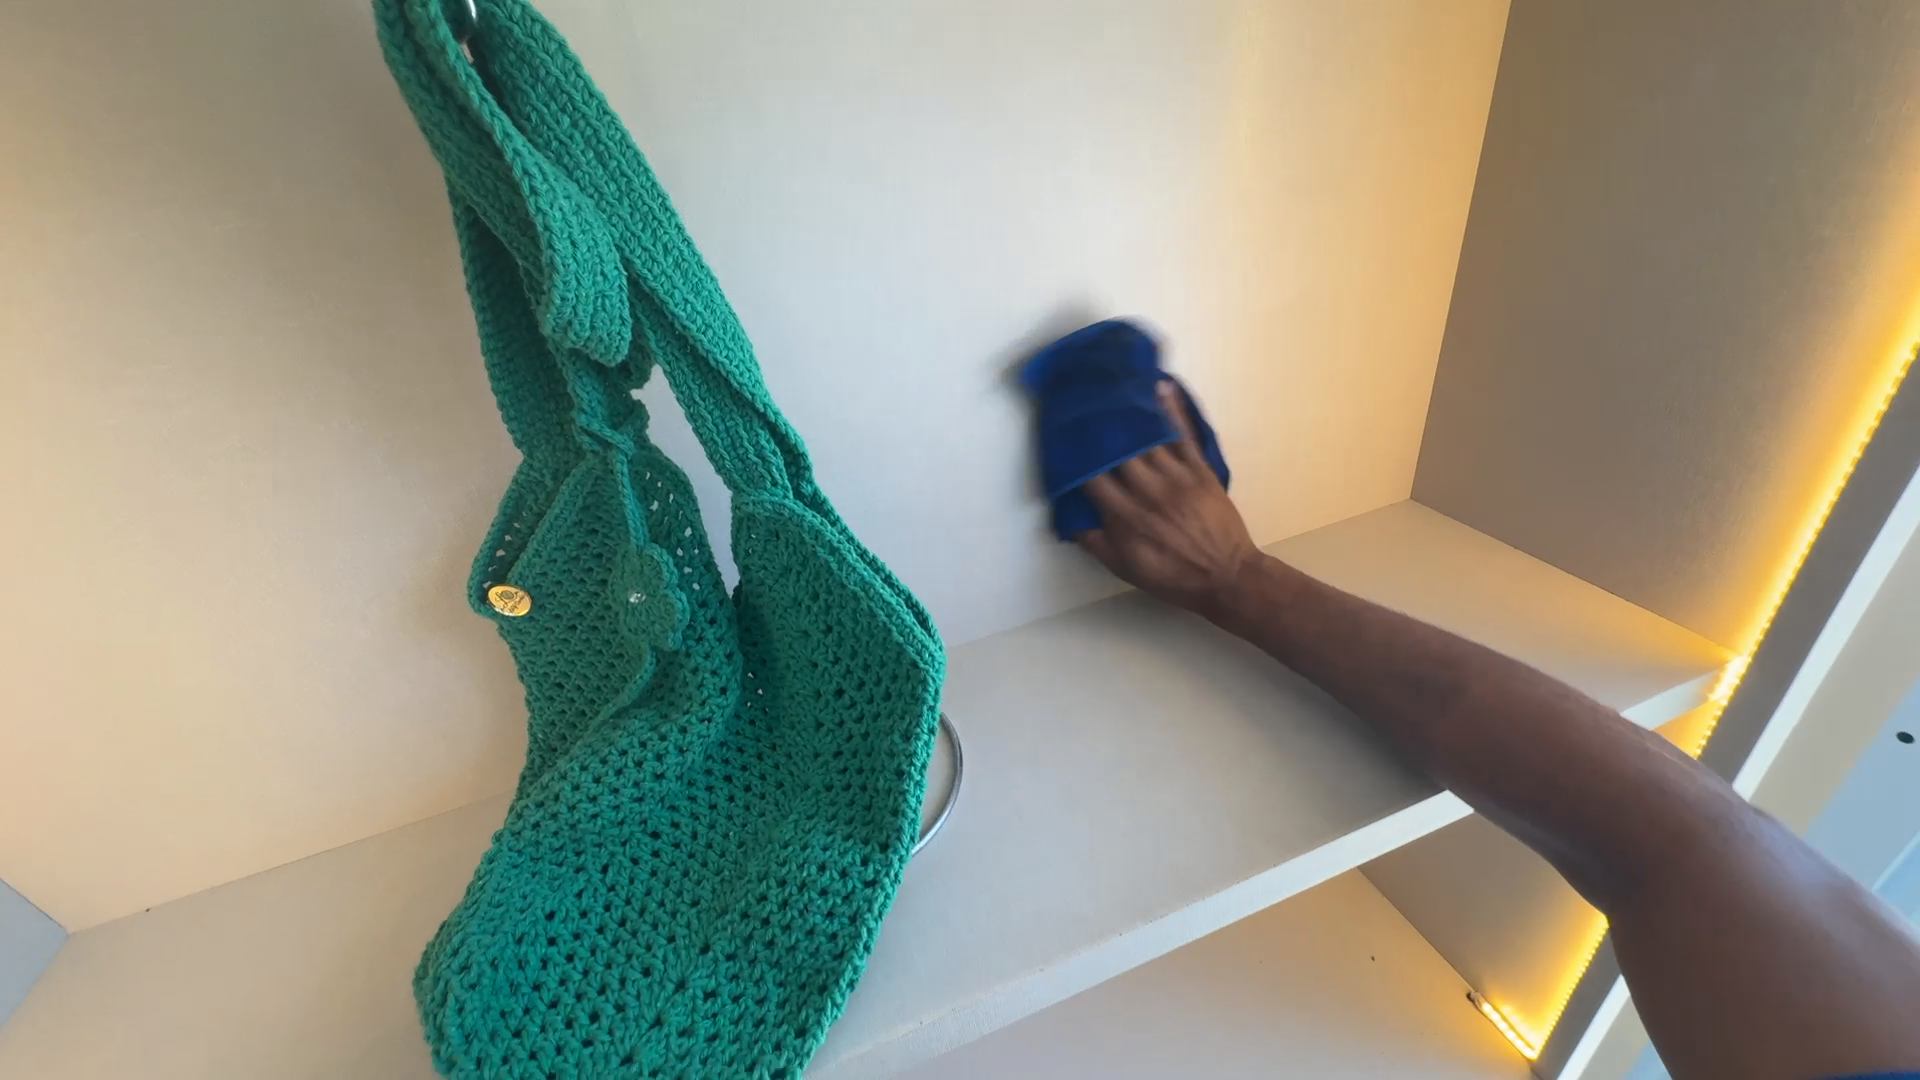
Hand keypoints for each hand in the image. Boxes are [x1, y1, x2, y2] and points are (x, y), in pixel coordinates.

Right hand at [1077, 381, 1261, 618]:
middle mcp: (1148, 492)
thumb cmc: (1172, 577)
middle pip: (1118, 452)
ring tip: (1114, 390)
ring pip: (1148, 438)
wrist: (1226, 577)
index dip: (1077, 456)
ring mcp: (1176, 478)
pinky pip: (1183, 436)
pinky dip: (1172, 411)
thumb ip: (1094, 542)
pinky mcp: (1201, 471)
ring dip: (1130, 413)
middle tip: (1084, 404)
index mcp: (1125, 517)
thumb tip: (1068, 516)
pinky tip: (1160, 387)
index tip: (1064, 438)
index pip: (1092, 478)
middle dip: (1100, 428)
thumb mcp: (1124, 568)